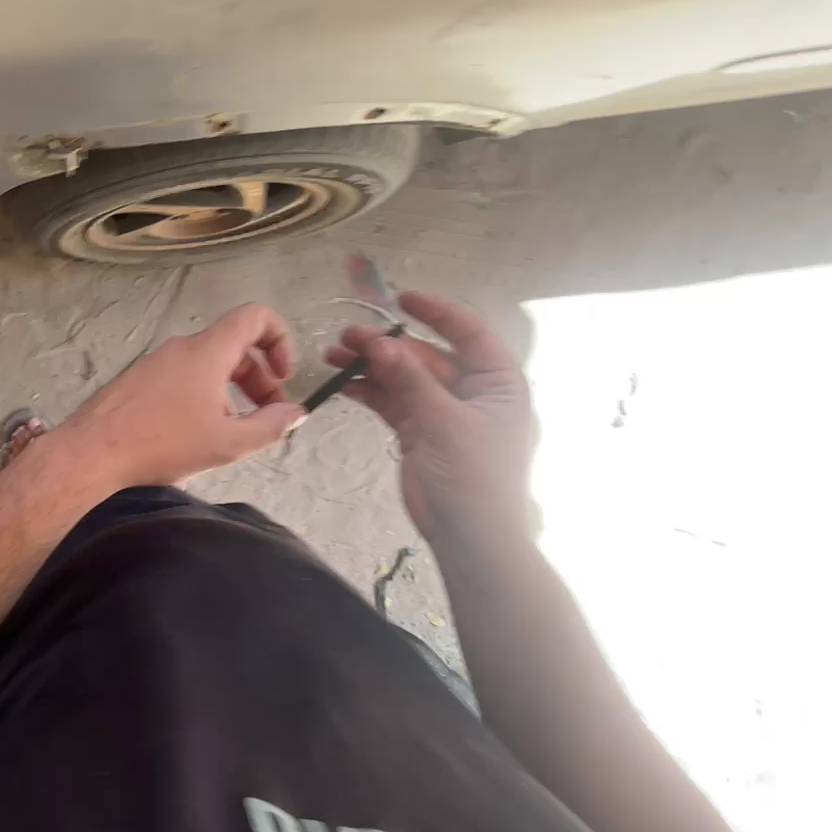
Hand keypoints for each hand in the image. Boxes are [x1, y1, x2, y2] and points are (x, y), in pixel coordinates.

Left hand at [57, 303, 304, 489]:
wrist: (92, 452)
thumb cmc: (162, 444)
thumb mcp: (227, 443)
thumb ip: (270, 426)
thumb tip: (296, 413)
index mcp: (207, 351)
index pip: (255, 316)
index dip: (280, 339)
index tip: (282, 376)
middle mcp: (180, 347)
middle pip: (232, 347)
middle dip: (257, 379)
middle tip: (265, 416)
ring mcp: (154, 362)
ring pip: (205, 367)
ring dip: (228, 394)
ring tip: (228, 432)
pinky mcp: (135, 381)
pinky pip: (179, 379)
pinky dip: (198, 398)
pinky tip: (191, 435)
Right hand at [328, 291, 533, 549]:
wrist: (469, 534)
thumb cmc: (474, 476)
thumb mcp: (445, 423)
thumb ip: (411, 382)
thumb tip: (380, 344)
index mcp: (497, 381)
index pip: (467, 333)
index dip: (436, 312)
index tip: (401, 297)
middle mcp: (471, 390)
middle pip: (425, 355)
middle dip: (387, 344)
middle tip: (346, 337)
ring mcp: (442, 411)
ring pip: (403, 378)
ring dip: (371, 367)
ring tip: (333, 356)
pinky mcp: (418, 432)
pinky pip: (392, 402)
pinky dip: (369, 392)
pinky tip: (343, 383)